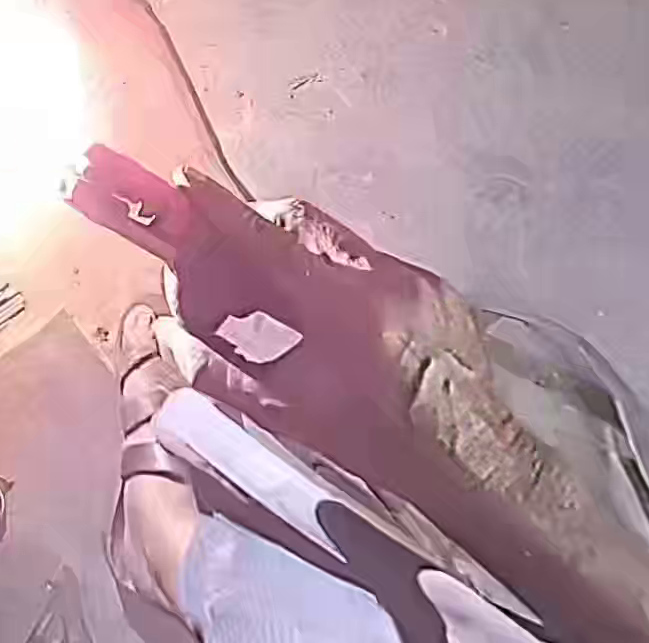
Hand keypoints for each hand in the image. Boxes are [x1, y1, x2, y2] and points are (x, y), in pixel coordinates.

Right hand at [167, 170, 464, 482]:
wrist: (480, 468)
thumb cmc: (379, 444)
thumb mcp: (287, 415)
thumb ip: (216, 371)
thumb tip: (168, 333)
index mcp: (346, 312)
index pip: (268, 240)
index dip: (220, 208)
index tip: (186, 181)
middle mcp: (383, 279)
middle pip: (294, 221)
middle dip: (248, 230)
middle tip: (222, 262)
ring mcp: (411, 275)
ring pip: (324, 235)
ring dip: (283, 253)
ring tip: (266, 298)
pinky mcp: (428, 281)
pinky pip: (356, 255)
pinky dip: (320, 270)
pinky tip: (317, 312)